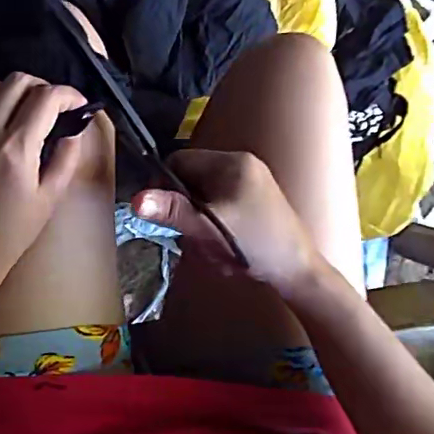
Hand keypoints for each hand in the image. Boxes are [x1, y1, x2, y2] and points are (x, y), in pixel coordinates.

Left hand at [0, 73, 91, 277]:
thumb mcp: (50, 197)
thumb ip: (66, 157)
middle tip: (53, 105)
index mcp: (14, 150)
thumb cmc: (13, 231)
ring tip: (27, 116)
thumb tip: (74, 129)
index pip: (45, 98)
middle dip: (41, 87)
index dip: (68, 94)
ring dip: (14, 94)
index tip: (77, 104)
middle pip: (16, 81)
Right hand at [132, 150, 319, 290]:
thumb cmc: (256, 245)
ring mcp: (251, 184)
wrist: (299, 272)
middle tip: (192, 237)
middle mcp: (243, 165)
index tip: (159, 213)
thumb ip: (173, 211)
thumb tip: (135, 200)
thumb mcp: (210, 228)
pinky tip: (226, 251)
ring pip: (203, 198)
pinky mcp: (255, 203)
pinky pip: (219, 209)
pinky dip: (215, 230)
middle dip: (186, 211)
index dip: (162, 184)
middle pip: (191, 180)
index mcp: (233, 162)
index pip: (180, 160)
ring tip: (213, 248)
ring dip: (201, 225)